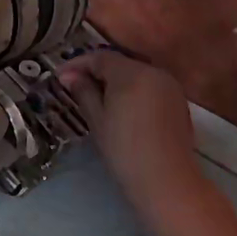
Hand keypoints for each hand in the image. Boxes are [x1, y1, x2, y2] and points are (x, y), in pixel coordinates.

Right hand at [59, 49, 204, 204]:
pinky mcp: (178, 102)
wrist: (163, 178)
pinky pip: (149, 88)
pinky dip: (132, 92)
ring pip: (136, 75)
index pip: (100, 57)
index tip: (59, 77)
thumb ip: (84, 92)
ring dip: (115, 82)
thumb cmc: (123, 149)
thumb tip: (70, 76)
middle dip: (96, 72)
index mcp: (132, 73)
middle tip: (74, 87)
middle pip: (121, 64)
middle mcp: (155, 72)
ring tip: (96, 99)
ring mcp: (170, 86)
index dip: (77, 64)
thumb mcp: (96, 120)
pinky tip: (121, 109)